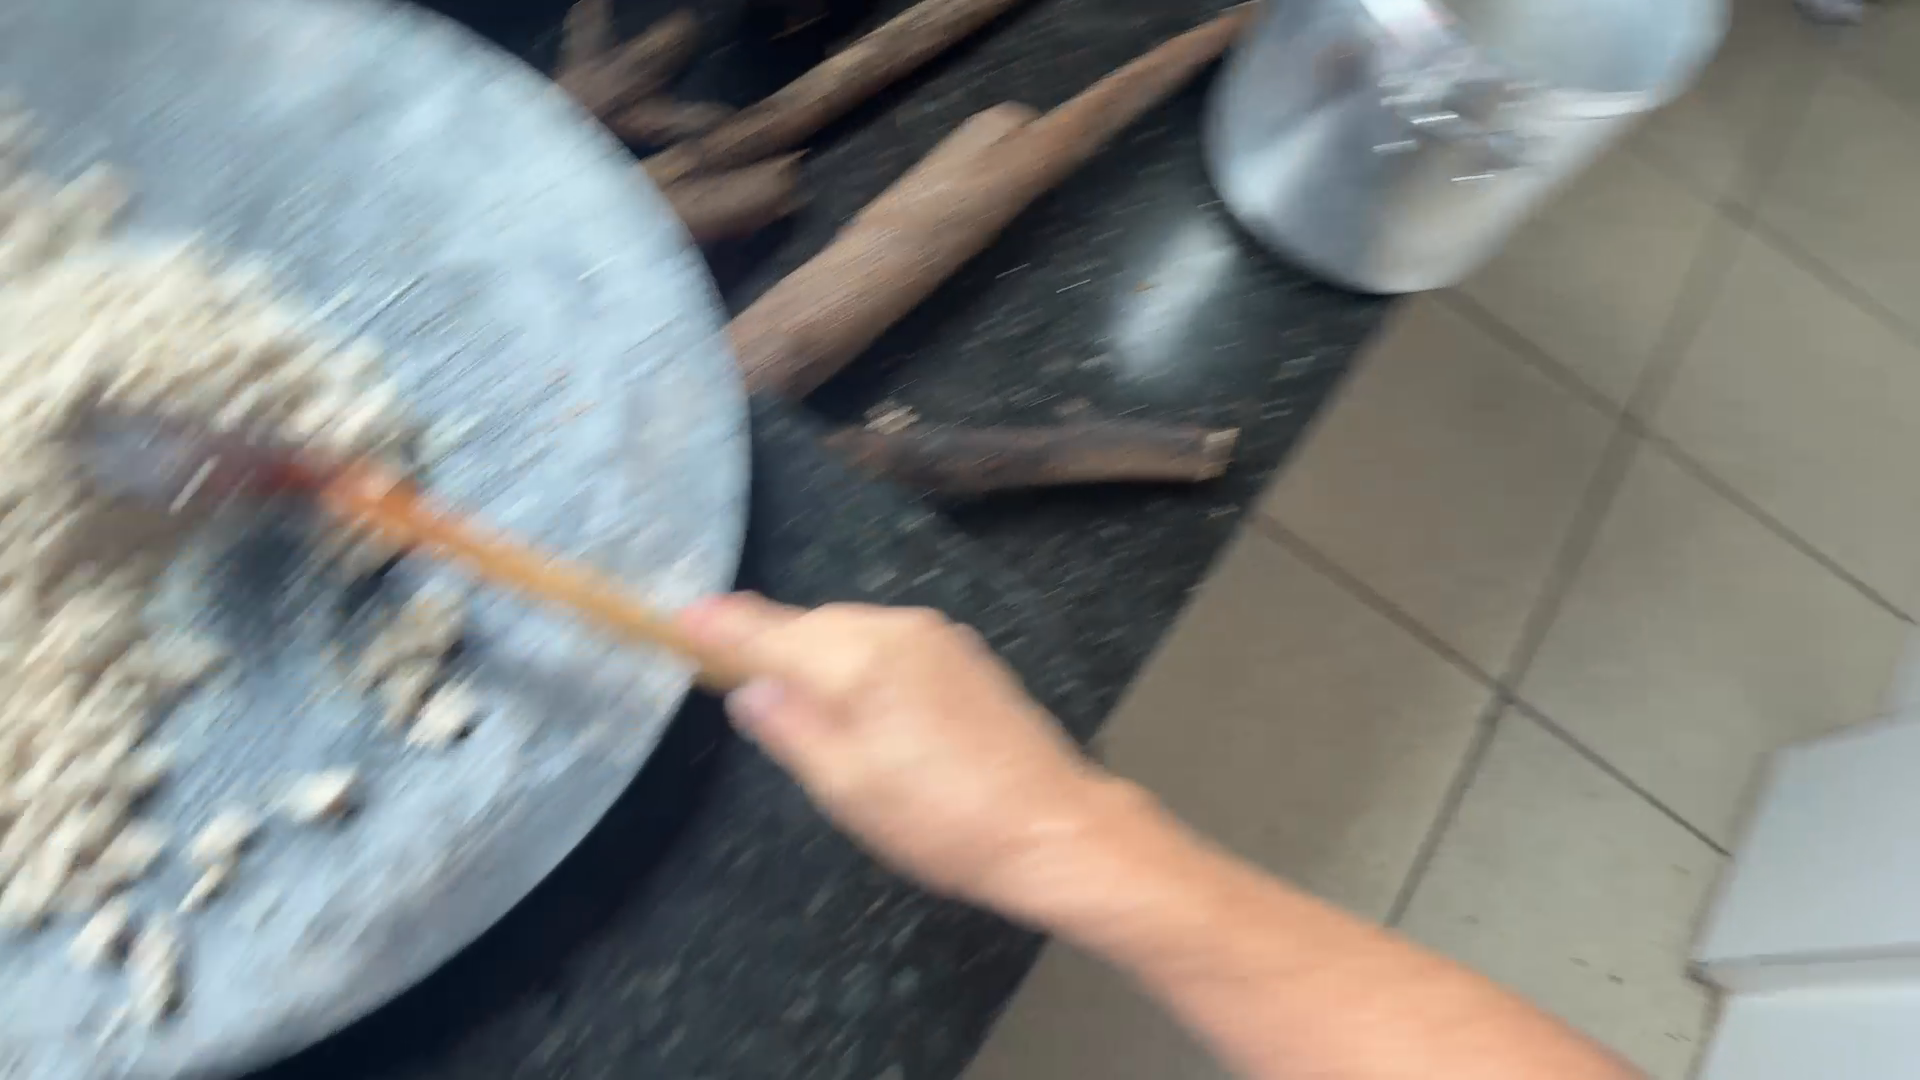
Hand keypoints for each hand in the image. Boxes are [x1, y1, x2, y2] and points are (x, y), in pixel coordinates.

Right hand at [677, 594, 1123, 912]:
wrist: (1049, 823)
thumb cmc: (940, 821)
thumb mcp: (848, 789)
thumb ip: (791, 728)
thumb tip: (749, 689)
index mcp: (860, 662)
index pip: (772, 634)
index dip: (723, 626)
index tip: (683, 617)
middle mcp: (897, 630)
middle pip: (812, 624)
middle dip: (773, 643)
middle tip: (738, 674)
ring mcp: (936, 635)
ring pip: (851, 627)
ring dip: (817, 649)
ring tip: (801, 694)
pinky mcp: (962, 650)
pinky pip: (888, 637)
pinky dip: (858, 653)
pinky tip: (861, 692)